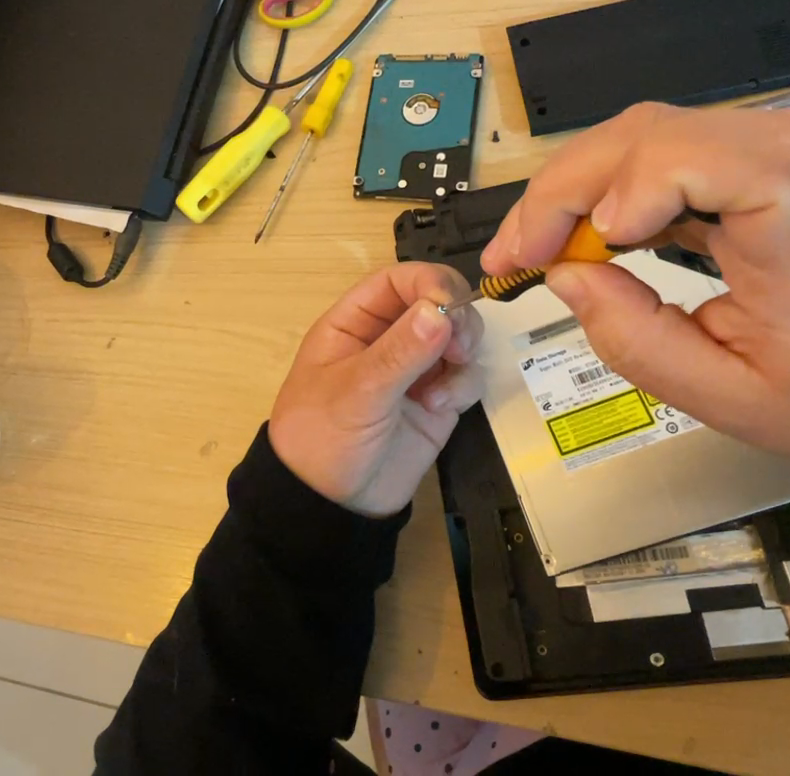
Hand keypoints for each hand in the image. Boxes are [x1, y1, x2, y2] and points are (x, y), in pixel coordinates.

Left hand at [267, 263, 485, 517]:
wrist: (332, 508)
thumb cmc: (323, 438)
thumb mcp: (356, 392)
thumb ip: (400, 352)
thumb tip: (442, 310)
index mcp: (354, 323)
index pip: (397, 281)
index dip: (428, 282)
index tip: (452, 304)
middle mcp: (387, 338)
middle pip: (437, 302)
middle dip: (456, 317)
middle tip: (459, 345)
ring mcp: (415, 369)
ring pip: (458, 336)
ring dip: (463, 351)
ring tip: (447, 379)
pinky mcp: (437, 400)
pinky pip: (466, 375)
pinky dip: (463, 385)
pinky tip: (440, 407)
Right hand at [482, 103, 789, 493]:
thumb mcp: (733, 403)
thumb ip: (635, 340)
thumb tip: (565, 275)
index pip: (720, 158)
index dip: (639, 183)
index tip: (586, 247)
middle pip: (658, 131)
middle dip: (565, 188)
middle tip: (513, 253)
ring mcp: (789, 156)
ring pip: (654, 130)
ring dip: (579, 182)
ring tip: (536, 242)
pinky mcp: (771, 162)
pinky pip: (674, 149)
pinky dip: (613, 184)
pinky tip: (588, 228)